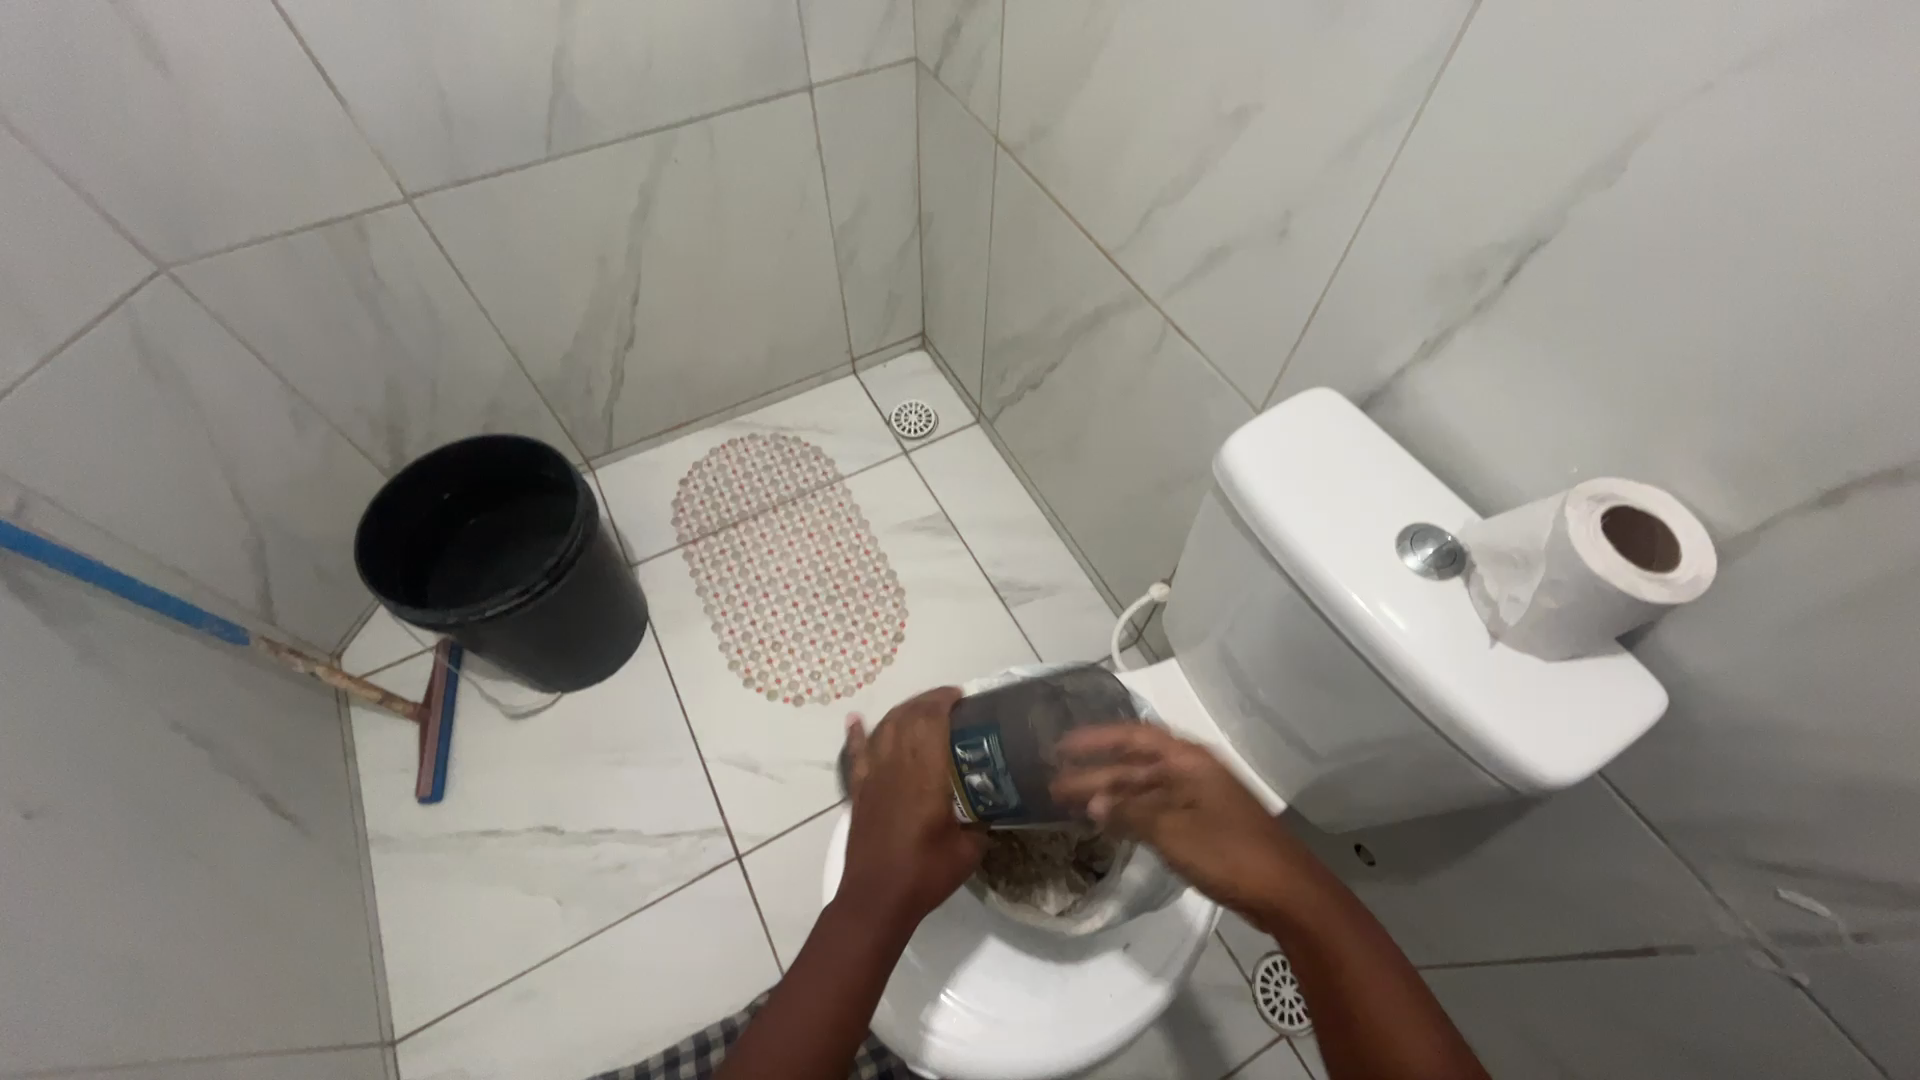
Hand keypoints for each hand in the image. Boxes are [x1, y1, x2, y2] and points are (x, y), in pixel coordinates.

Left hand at [838, 687, 985, 933]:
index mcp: (926, 774)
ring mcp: (873, 776)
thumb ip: (981, 824)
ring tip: (919, 706)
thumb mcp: (968, 850)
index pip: (931, 720)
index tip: (961, 697)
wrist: (877, 899)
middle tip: (948, 700)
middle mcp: (896, 766)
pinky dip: (857, 733)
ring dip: (901, 711)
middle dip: (927, 701)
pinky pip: (856, 754)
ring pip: (884, 729)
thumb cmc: (925, 873)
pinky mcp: (859, 791)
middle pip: (907, 717)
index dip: (943, 701)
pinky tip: (856, 719)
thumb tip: (989, 811)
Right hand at [1050, 725, 1305, 922]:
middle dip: (1095, 772)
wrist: (1286, 893)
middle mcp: (1191, 771)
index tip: (1061, 745)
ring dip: (1109, 795)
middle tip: (1054, 782)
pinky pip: (1154, 810)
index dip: (1095, 738)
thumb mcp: (1172, 832)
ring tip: (1071, 803)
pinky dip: (1128, 814)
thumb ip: (1129, 814)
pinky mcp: (1200, 825)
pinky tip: (1107, 823)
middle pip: (1134, 765)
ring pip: (1142, 789)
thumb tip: (1093, 803)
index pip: (1133, 736)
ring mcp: (1197, 798)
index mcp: (1188, 760)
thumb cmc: (1229, 853)